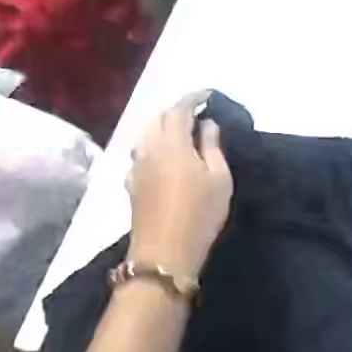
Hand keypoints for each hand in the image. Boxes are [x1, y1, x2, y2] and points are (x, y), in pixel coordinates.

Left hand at [126, 93, 232, 277]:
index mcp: (173, 144)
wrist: (164, 256)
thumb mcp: (219, 178)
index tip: (208, 95)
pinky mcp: (131, 184)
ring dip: (163, 127)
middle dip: (177, 110)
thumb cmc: (200, 214)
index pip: (179, 109)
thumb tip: (207, 124)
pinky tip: (165, 157)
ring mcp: (136, 167)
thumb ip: (212, 146)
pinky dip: (154, 145)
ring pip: (147, 135)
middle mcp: (149, 149)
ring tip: (182, 132)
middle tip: (197, 113)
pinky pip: (141, 153)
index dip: (193, 98)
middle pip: (159, 118)